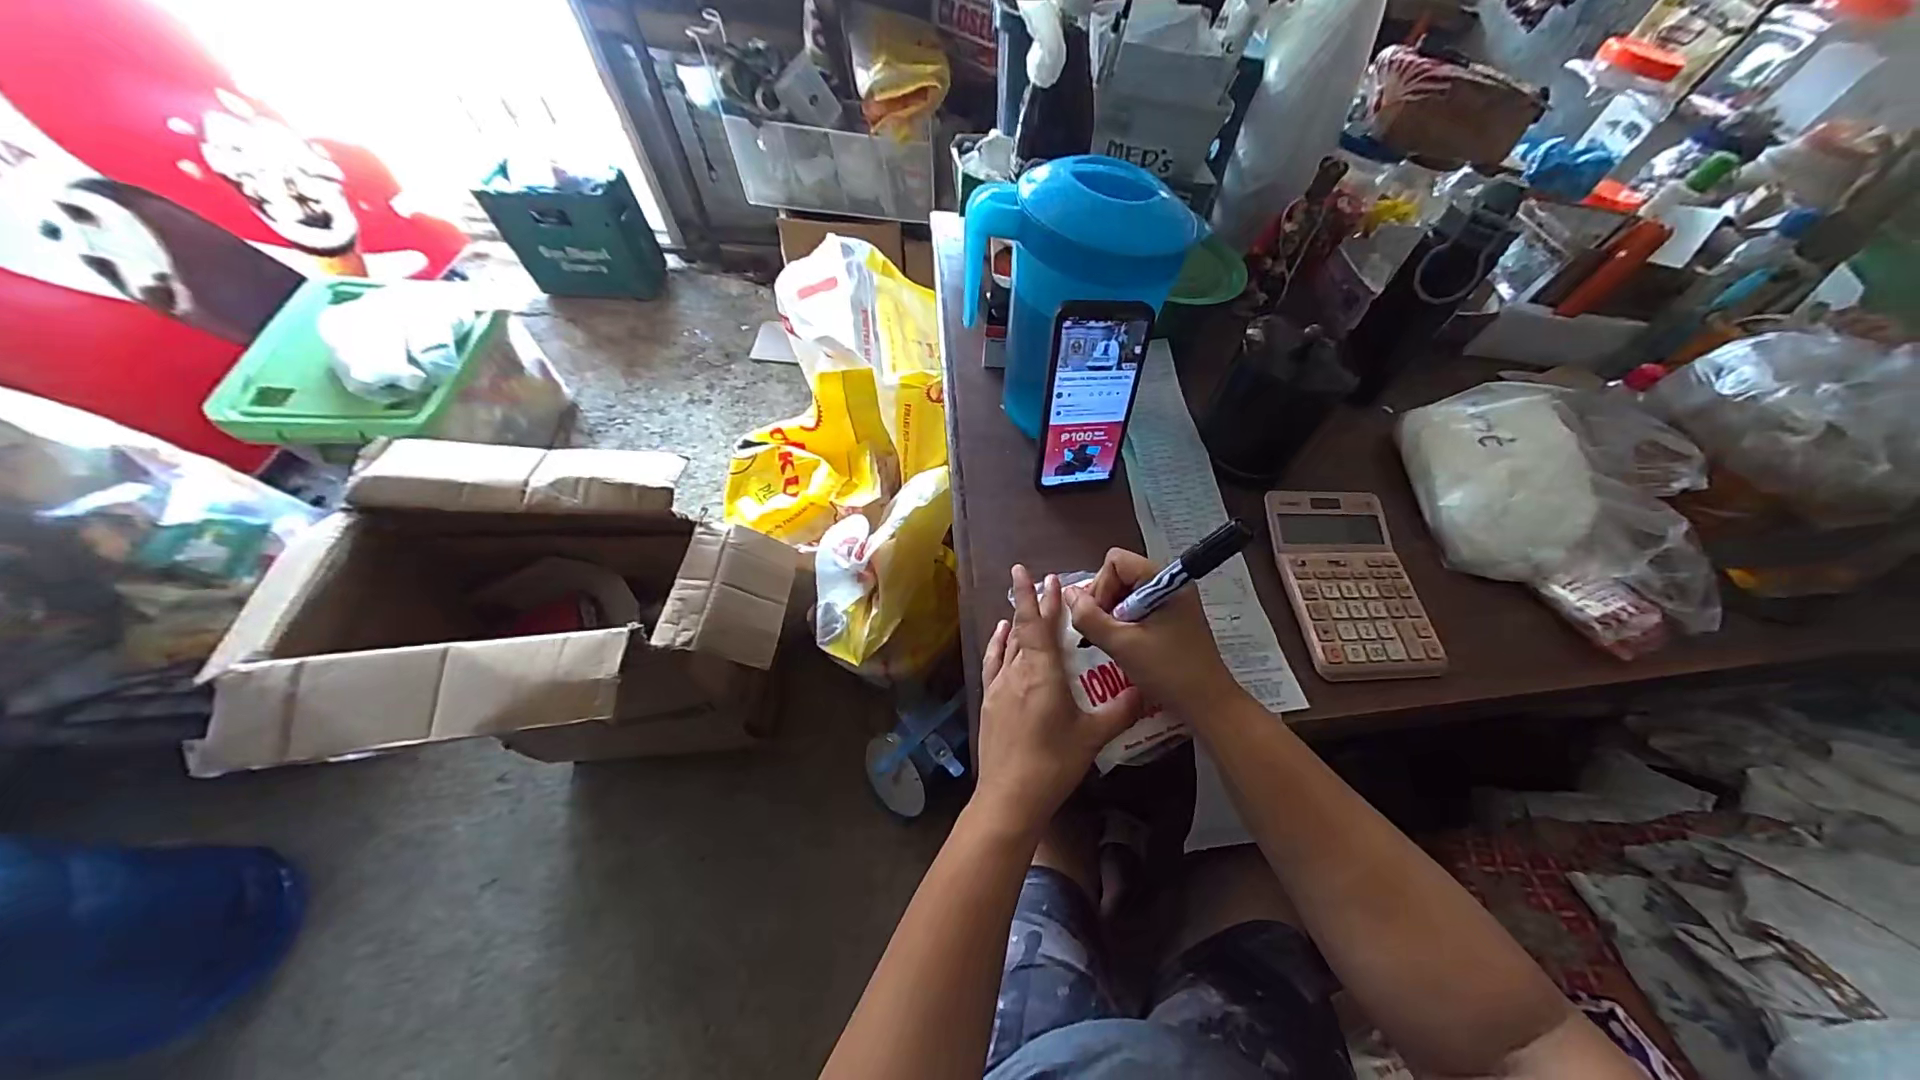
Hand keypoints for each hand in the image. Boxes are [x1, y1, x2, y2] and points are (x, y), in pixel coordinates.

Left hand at [974, 565, 1142, 837]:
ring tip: (1022, 604)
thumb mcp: (1092, 737)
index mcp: (1042, 673)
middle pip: (1024, 628)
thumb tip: (1145, 691)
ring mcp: (999, 686)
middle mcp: (1017, 672)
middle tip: (1041, 581)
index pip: (1041, 626)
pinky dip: (998, 644)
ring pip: (1008, 643)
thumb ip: (1120, 711)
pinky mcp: (989, 701)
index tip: (1044, 576)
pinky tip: (1000, 636)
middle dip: (1033, 603)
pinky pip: (993, 662)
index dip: (1042, 599)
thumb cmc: (1053, 763)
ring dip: (1016, 620)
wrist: (1009, 796)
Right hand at [1065, 548, 1240, 715]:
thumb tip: (1068, 594)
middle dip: (1103, 601)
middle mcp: (1168, 583)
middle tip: (1103, 632)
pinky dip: (1121, 623)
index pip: (1116, 561)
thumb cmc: (1169, 672)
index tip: (1101, 618)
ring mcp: (1169, 600)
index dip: (1100, 586)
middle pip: (1118, 574)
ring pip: (1123, 593)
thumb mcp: (1121, 644)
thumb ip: (1089, 617)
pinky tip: (1122, 644)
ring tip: (1112, 641)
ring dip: (1110, 615)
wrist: (1208, 704)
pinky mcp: (1169, 617)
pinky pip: (1134, 607)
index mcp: (1164, 581)